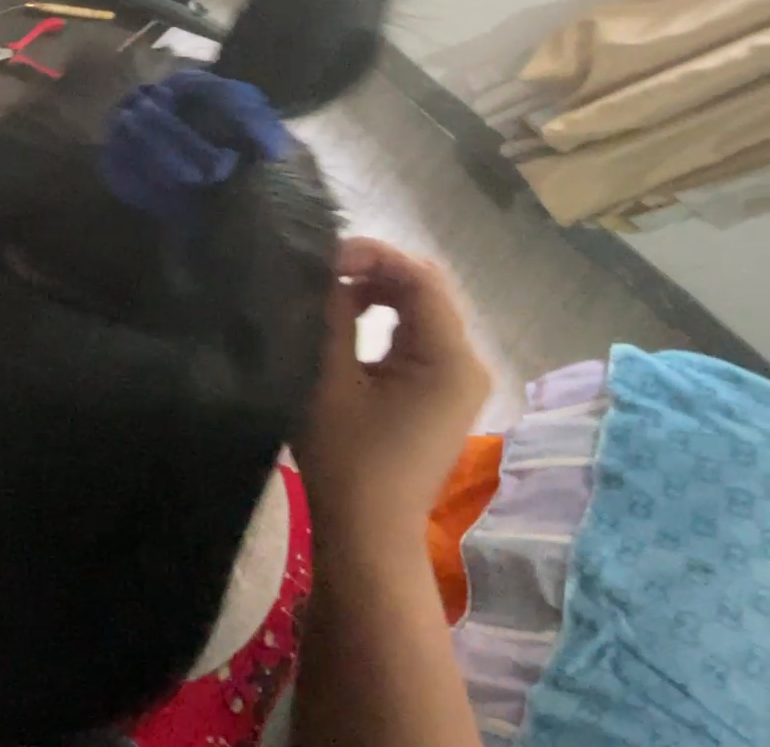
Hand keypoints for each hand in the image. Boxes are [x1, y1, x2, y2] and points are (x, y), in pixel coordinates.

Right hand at [299, 238, 491, 543]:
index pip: (420, 279)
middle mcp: (465, 361)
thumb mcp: (328, 379)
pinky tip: (343, 320)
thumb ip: (331, 317)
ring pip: (418, 309)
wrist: (367, 526)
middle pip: (424, 289)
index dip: (371, 254)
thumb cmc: (345, 456)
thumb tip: (325, 268)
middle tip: (314, 269)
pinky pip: (413, 334)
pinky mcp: (437, 389)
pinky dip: (379, 317)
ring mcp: (455, 377)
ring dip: (373, 291)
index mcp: (448, 358)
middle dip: (371, 269)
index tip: (317, 254)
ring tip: (320, 291)